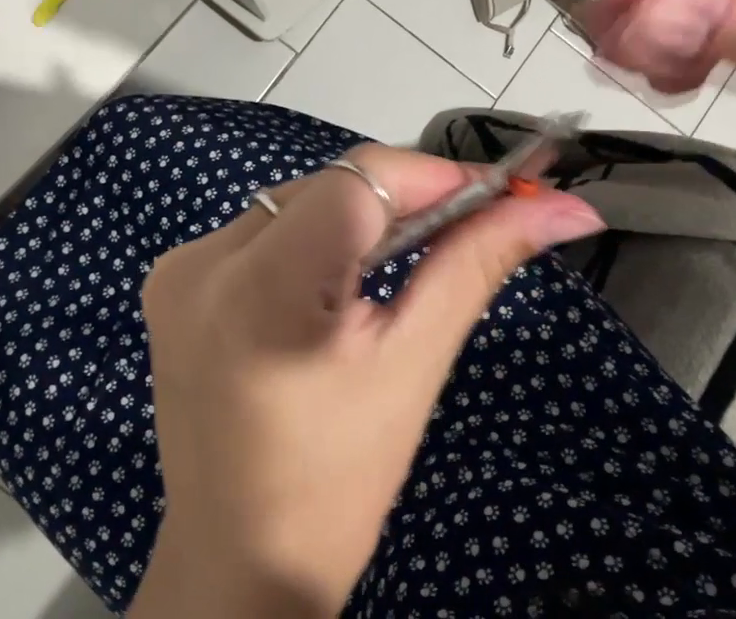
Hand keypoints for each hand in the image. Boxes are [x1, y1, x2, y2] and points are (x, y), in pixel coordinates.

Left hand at [128, 145, 602, 617]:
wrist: (241, 559)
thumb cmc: (337, 483)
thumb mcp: (413, 366)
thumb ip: (476, 266)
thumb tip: (561, 207)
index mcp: (258, 285)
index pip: (356, 179)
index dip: (432, 175)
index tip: (497, 194)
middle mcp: (201, 259)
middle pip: (325, 187)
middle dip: (403, 199)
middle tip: (471, 223)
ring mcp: (178, 270)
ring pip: (295, 204)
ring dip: (359, 219)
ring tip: (414, 255)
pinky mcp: (174, 284)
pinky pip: (262, 233)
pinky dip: (314, 240)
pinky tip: (347, 277)